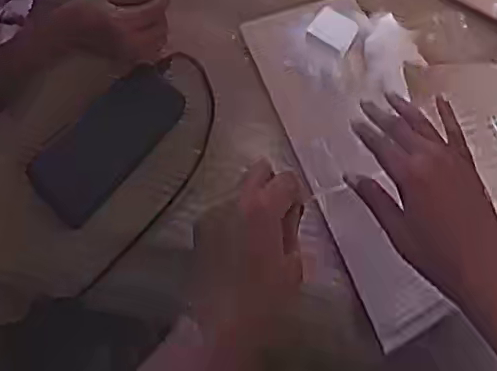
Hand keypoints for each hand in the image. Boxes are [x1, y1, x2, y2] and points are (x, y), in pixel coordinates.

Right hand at [41, 0, 168, 64]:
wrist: (63, 36)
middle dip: (160, 11)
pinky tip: (142, 30)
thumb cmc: (82, 9)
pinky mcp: (127, 62)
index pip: (155, 10)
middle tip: (150, 1)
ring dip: (158, 26)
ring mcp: (130, 55)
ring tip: (146, 15)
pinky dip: (153, 39)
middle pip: (161, 26)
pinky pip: (151, 51)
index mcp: (123, 22)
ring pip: (159, 41)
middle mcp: (130, 41)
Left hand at [190, 161, 307, 351]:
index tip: (297, 213)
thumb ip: (292, 229)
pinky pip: (222, 208)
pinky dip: (232, 216)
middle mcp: (236, 197)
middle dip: (271, 185)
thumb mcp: (293, 266)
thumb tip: (289, 213)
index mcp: (263, 206)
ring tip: (254, 233)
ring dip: (249, 201)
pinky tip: (234, 244)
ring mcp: (214, 208)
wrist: (218, 326)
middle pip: (259, 169)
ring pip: (238, 188)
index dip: (296, 194)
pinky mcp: (199, 223)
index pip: (287, 178)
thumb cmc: (263, 302)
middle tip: (277, 215)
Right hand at [349, 95, 496, 307]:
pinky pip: (455, 132)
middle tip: (366, 103)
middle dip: (380, 114)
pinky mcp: (468, 165)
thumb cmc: (440, 257)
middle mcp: (429, 158)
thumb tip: (352, 176)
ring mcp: (451, 158)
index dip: (365, 132)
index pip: (380, 145)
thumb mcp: (399, 232)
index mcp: (409, 174)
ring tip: (391, 95)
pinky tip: (441, 100)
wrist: (489, 271)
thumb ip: (375, 200)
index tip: (354, 122)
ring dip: (405, 108)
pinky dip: (447, 114)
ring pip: (423, 124)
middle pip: (399, 129)